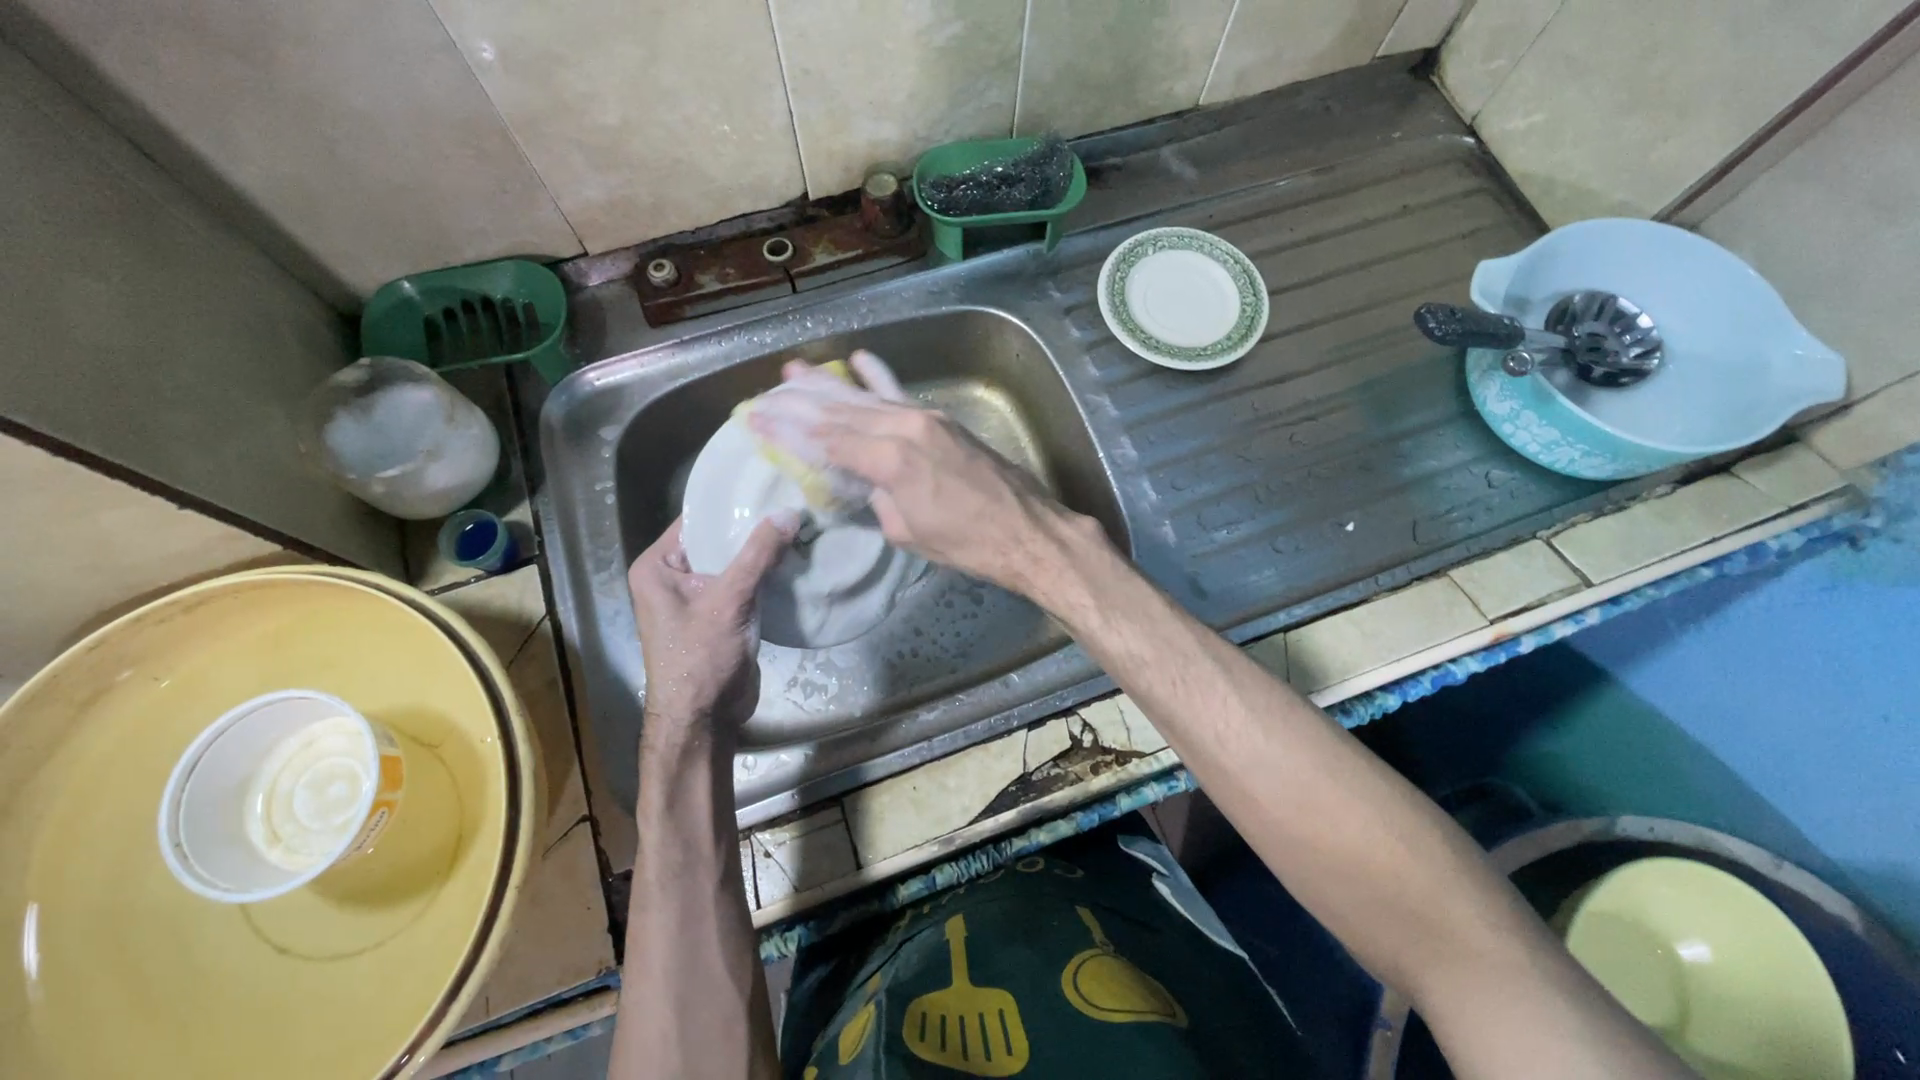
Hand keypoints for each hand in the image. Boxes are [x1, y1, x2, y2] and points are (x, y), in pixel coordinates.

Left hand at [627, 514, 794, 738]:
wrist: (704, 720)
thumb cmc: (700, 658)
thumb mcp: (728, 601)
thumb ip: (758, 555)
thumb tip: (790, 512)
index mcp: (657, 567)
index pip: (696, 520)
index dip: (731, 503)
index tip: (768, 484)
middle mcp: (672, 578)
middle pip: (718, 541)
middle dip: (754, 528)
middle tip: (793, 503)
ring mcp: (697, 599)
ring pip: (735, 564)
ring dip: (764, 554)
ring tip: (802, 526)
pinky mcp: (721, 617)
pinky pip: (745, 586)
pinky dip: (767, 577)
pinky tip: (797, 561)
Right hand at [750, 351, 1099, 593]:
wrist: (1026, 530)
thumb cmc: (966, 544)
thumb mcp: (907, 532)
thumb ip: (877, 498)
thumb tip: (863, 481)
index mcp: (890, 459)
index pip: (826, 440)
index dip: (788, 432)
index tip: (756, 419)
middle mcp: (905, 428)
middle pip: (841, 412)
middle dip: (799, 404)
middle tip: (765, 395)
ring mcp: (926, 419)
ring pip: (867, 399)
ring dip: (829, 387)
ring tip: (795, 370)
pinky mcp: (942, 421)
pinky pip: (901, 394)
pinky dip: (877, 377)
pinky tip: (858, 359)